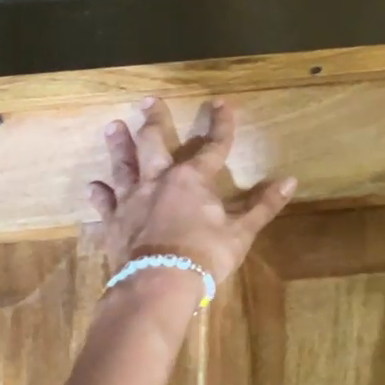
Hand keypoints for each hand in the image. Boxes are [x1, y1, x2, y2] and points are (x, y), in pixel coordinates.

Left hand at [88, 99, 296, 284]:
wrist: (158, 284)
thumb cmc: (205, 255)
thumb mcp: (242, 231)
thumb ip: (263, 205)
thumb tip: (290, 181)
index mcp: (193, 179)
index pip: (213, 145)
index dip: (221, 124)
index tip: (223, 103)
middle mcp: (159, 181)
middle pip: (154, 143)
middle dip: (154, 120)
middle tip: (149, 100)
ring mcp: (132, 200)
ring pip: (123, 165)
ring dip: (119, 145)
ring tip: (113, 126)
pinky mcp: (113, 222)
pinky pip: (104, 203)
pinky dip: (100, 194)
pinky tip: (94, 186)